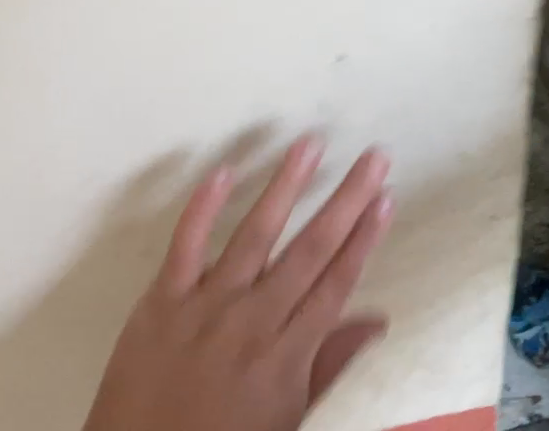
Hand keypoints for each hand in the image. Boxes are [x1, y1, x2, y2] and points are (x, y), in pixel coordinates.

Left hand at [83, 137, 394, 430]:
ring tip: (311, 143)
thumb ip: (331, 365)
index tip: (387, 198)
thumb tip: (379, 321)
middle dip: (346, 199)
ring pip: (255, 234)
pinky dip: (202, 208)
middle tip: (373, 157)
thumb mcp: (289, 418)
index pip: (337, 283)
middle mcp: (253, 321)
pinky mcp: (161, 301)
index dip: (365, 238)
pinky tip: (224, 171)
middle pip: (310, 250)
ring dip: (286, 186)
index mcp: (286, 354)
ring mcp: (205, 307)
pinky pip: (185, 246)